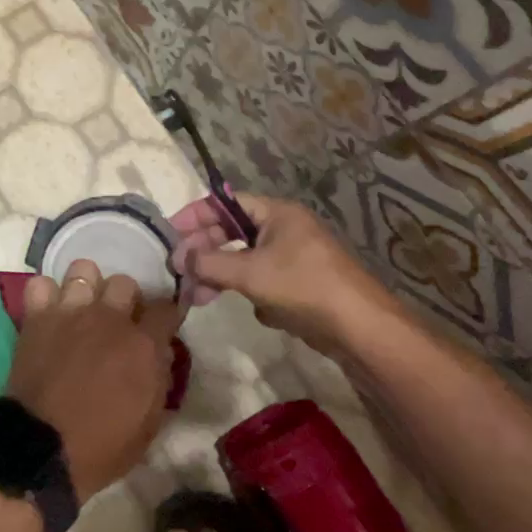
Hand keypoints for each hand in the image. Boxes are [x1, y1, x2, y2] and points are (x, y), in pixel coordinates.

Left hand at [4, 260, 184, 501]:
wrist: (42, 448)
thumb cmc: (101, 447)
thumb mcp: (148, 425)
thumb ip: (159, 381)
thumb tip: (160, 353)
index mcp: (143, 346)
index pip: (166, 309)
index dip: (166, 315)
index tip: (161, 325)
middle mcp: (109, 318)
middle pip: (125, 282)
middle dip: (125, 299)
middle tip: (118, 320)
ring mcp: (71, 311)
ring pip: (84, 270)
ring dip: (87, 287)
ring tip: (82, 308)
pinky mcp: (37, 315)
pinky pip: (41, 283)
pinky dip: (46, 294)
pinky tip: (50, 311)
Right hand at [169, 192, 398, 353]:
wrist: (361, 328)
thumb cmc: (303, 287)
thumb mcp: (249, 273)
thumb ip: (209, 263)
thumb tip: (180, 258)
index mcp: (276, 213)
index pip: (224, 203)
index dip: (194, 216)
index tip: (170, 236)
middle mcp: (285, 229)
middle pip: (232, 232)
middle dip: (204, 252)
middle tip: (179, 271)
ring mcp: (294, 258)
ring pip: (245, 260)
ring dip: (221, 277)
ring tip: (198, 298)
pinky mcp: (300, 285)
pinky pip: (263, 281)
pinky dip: (251, 293)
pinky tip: (255, 311)